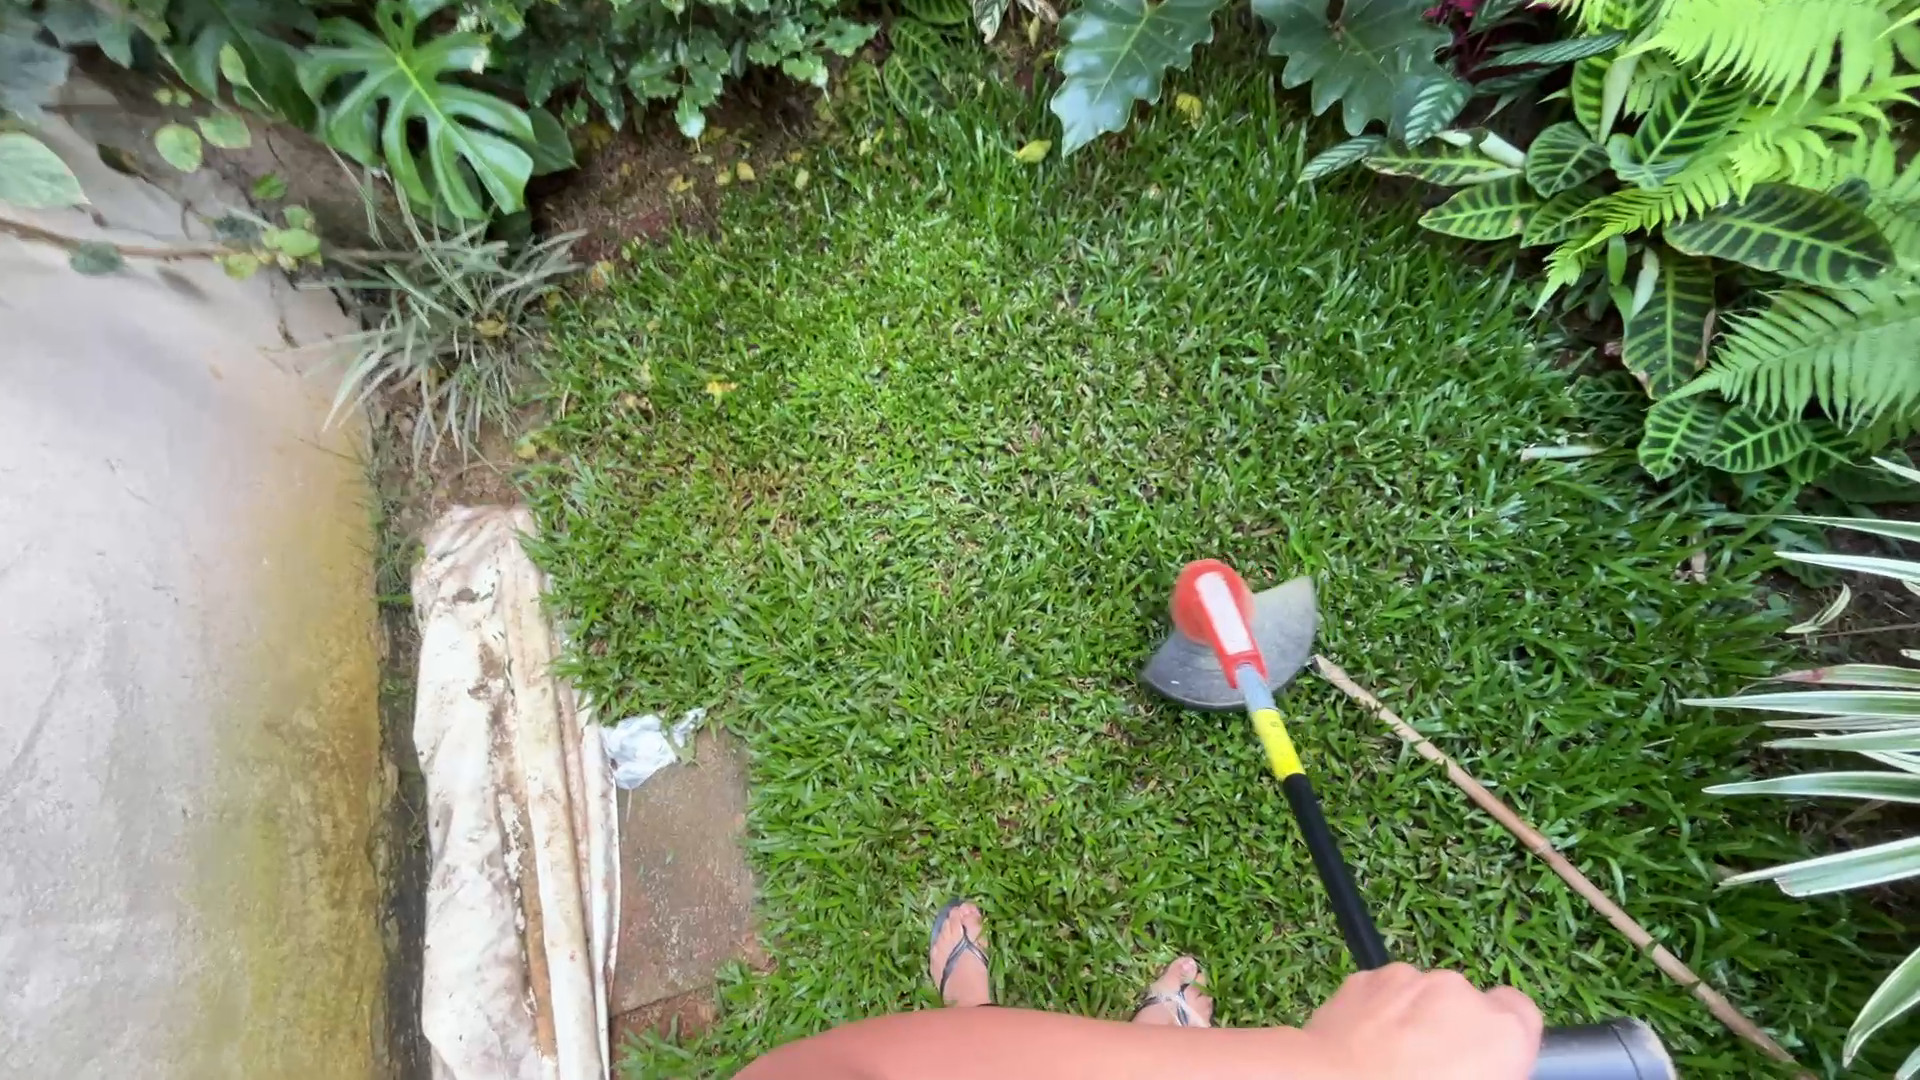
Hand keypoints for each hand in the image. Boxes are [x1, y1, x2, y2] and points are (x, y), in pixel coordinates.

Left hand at [1304, 963, 1541, 1079]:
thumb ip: (1488, 1071)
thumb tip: (1475, 1068)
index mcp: (1501, 1029)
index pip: (1521, 1011)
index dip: (1507, 1037)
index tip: (1491, 1063)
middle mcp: (1454, 990)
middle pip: (1465, 1003)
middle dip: (1456, 1029)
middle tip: (1438, 1069)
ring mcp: (1404, 976)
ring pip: (1421, 995)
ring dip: (1416, 1018)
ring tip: (1396, 1061)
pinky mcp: (1362, 976)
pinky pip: (1384, 993)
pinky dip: (1382, 1012)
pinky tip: (1367, 1045)